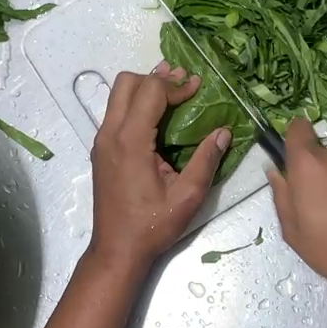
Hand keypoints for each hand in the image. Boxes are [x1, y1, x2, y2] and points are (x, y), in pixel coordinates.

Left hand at [87, 63, 229, 274]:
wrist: (117, 249)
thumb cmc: (152, 225)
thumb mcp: (188, 196)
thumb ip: (206, 160)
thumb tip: (224, 132)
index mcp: (130, 141)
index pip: (150, 91)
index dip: (176, 85)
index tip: (198, 88)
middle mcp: (110, 134)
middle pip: (127, 83)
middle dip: (156, 78)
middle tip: (183, 84)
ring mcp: (102, 142)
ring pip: (117, 96)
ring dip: (144, 89)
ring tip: (172, 92)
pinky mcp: (101, 151)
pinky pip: (116, 113)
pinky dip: (136, 105)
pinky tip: (158, 117)